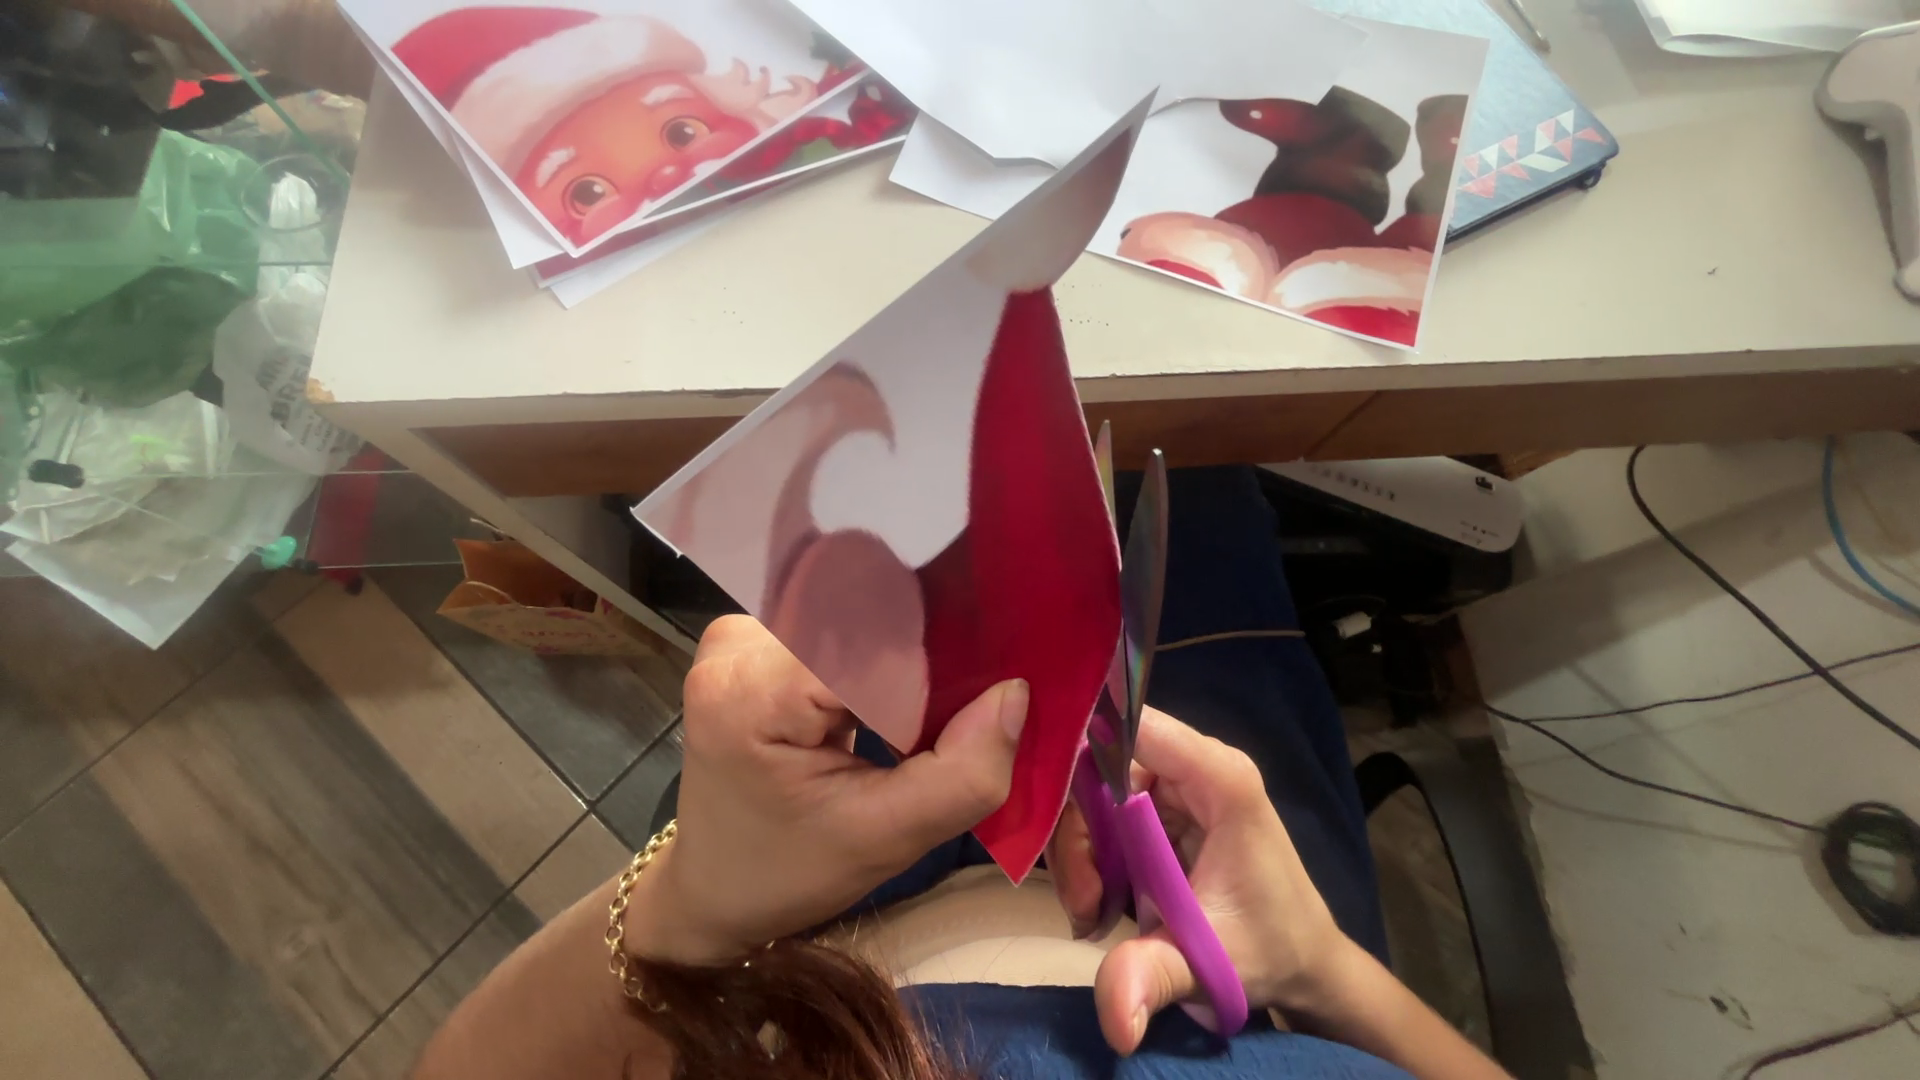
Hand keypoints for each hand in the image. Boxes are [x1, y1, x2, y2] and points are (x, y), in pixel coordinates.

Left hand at [631, 616, 1028, 963]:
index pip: (877, 644)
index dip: (940, 663)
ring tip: (930, 700)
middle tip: (966, 698)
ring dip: (900, 653)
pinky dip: (872, 653)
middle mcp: (739, 643)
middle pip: (862, 620)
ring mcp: (739, 634)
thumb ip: (962, 774)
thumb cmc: (790, 870)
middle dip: (924, 653)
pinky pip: (832, 625)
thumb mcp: (888, 839)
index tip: (983, 693)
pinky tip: (891, 690)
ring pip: (852, 617)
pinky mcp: (749, 637)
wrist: (712, 882)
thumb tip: (1015, 692)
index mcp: (754, 693)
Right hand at [1047, 707, 1352, 1052]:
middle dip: (1076, 832)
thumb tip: (1112, 1020)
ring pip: (1091, 789)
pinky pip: (1101, 811)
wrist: (1301, 964)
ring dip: (1078, 852)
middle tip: (1082, 904)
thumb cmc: (1270, 950)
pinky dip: (1089, 856)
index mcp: (1217, 776)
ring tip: (1093, 916)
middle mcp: (1192, 766)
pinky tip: (1100, 905)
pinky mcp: (1160, 806)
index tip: (1041, 808)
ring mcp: (1173, 784)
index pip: (1130, 723)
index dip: (1079, 748)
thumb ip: (1156, 975)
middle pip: (1098, 763)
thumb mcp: (1211, 964)